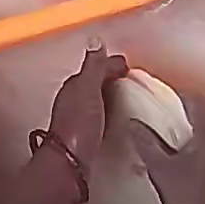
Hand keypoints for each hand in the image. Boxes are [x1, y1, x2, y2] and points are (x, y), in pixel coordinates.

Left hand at [46, 45, 126, 164]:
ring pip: (99, 97)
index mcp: (75, 84)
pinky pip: (101, 113)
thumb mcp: (87, 89)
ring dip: (113, 94)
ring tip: (131, 98)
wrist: (69, 163)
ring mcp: (78, 116)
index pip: (97, 66)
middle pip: (97, 81)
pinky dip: (111, 110)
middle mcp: (74, 98)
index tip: (131, 68)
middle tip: (135, 82)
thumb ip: (94, 66)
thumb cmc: (79, 124)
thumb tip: (96, 39)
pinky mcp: (85, 133)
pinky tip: (119, 116)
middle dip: (114, 78)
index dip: (113, 64)